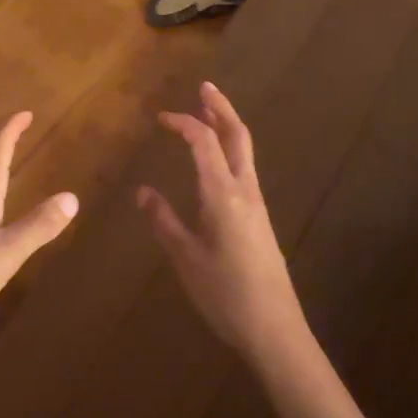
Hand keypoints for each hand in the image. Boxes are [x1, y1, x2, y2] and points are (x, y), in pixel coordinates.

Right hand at [137, 82, 303, 354]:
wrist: (275, 330)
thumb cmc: (225, 294)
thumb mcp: (186, 258)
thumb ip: (164, 221)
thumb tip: (142, 191)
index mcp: (223, 195)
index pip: (204, 142)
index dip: (184, 123)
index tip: (161, 117)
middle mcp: (245, 191)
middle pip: (237, 136)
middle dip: (221, 108)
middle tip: (204, 87)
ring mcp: (257, 205)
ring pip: (245, 152)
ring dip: (227, 127)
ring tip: (207, 115)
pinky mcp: (260, 219)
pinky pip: (245, 170)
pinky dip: (229, 151)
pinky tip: (216, 163)